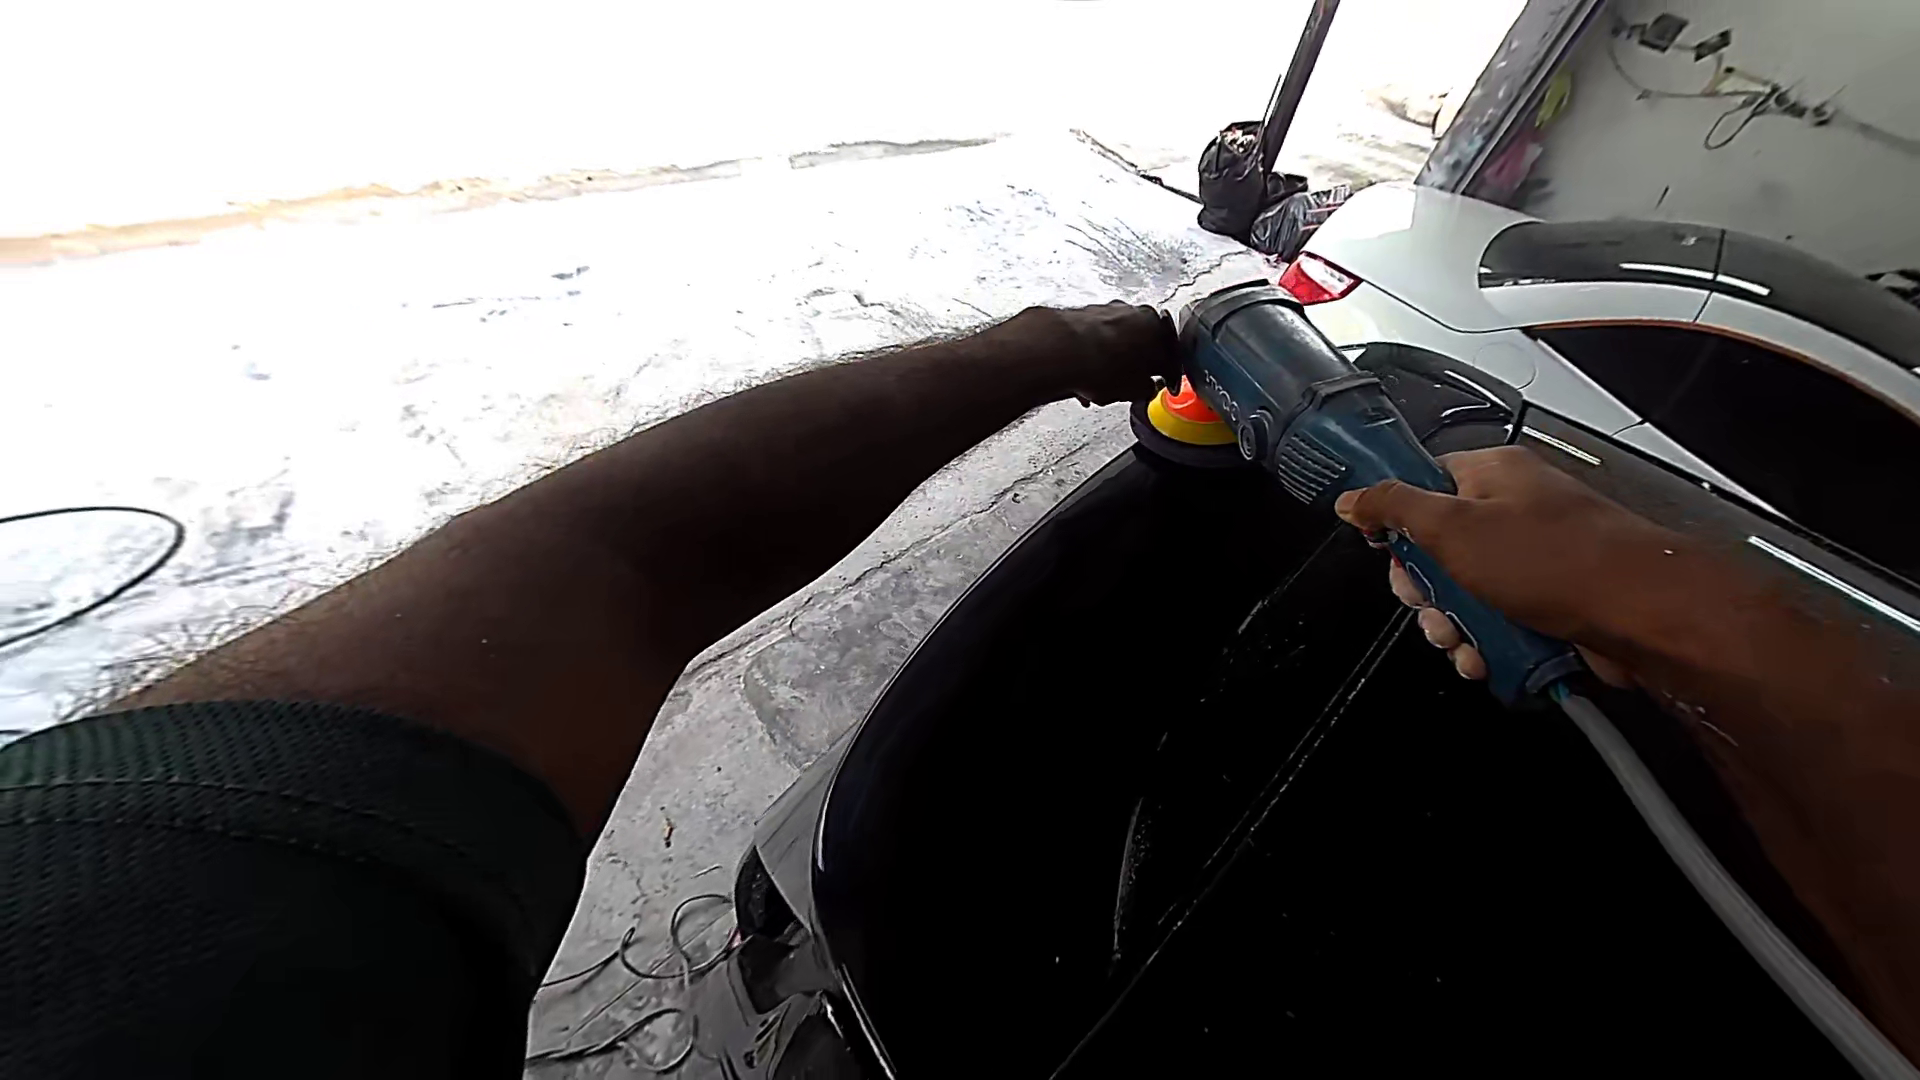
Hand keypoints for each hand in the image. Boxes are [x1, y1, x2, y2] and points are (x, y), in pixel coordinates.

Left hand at [998, 302, 1179, 405]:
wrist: (1060, 351)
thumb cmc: (1099, 365)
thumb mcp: (1133, 390)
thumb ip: (1146, 389)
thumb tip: (1145, 389)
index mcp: (1157, 328)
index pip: (1170, 355)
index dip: (1168, 375)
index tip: (1164, 385)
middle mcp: (1134, 313)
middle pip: (1141, 344)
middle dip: (1136, 365)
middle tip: (1132, 383)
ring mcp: (1107, 311)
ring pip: (1115, 341)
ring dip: (1111, 362)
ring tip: (1101, 385)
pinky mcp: (1082, 315)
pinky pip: (1093, 339)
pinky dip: (1091, 356)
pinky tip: (1083, 374)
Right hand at [1334, 446, 1674, 685]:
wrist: (1653, 621)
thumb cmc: (1562, 561)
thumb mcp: (1449, 525)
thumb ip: (1391, 506)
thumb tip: (1352, 498)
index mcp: (1489, 475)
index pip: (1416, 483)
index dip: (1392, 517)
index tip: (1384, 544)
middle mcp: (1510, 508)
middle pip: (1430, 544)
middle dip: (1420, 585)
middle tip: (1424, 598)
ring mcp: (1529, 553)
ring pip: (1457, 586)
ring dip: (1446, 619)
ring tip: (1456, 637)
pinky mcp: (1543, 594)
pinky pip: (1489, 613)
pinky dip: (1478, 637)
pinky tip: (1480, 653)